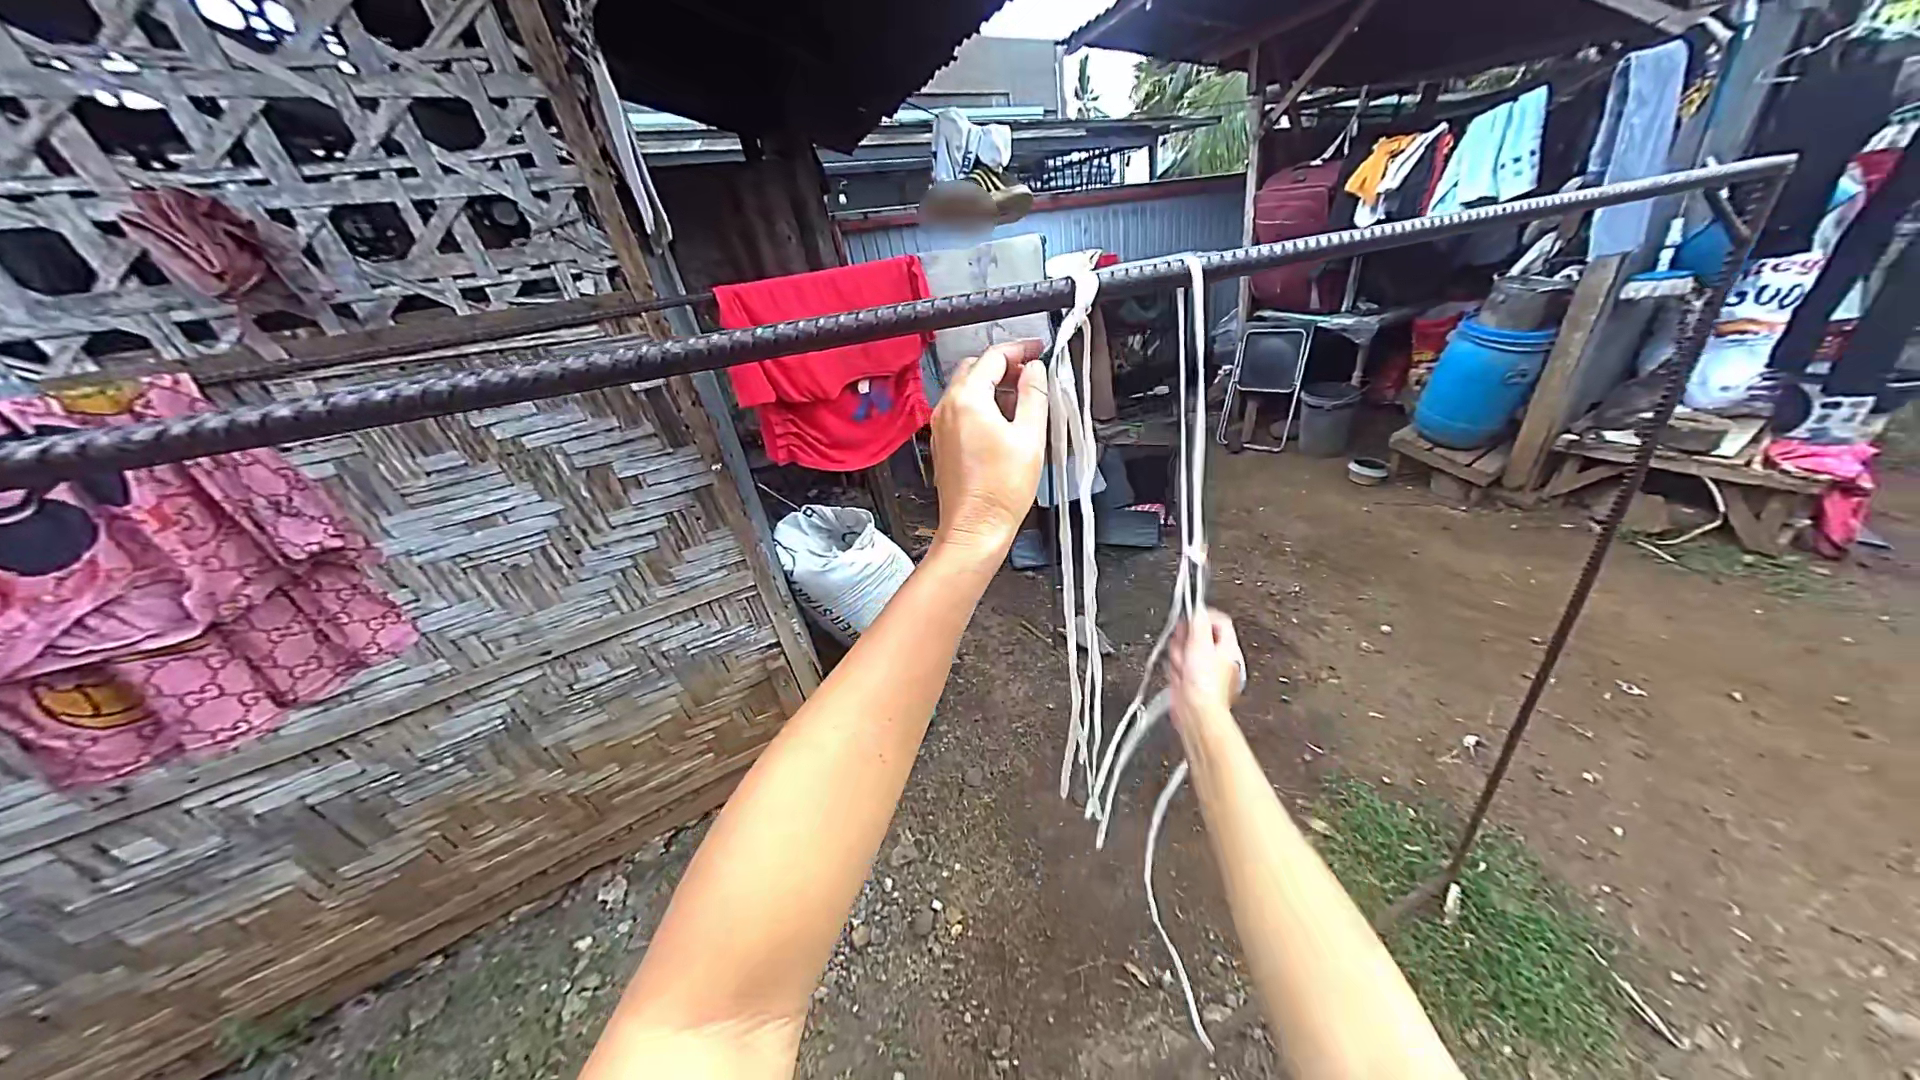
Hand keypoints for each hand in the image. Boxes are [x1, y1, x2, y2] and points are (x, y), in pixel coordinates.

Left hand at [929, 340, 1047, 556]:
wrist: (975, 528)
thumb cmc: (999, 491)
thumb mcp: (1030, 436)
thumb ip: (1034, 394)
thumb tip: (1035, 370)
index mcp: (968, 400)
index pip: (993, 356)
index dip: (1020, 348)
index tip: (1037, 349)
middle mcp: (947, 409)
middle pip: (975, 368)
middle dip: (1004, 365)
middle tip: (1031, 372)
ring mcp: (941, 427)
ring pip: (966, 389)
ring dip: (992, 385)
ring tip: (1022, 399)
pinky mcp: (943, 444)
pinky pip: (961, 411)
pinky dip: (981, 405)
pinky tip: (1003, 422)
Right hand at [1168, 608, 1245, 736]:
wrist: (1196, 711)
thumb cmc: (1206, 685)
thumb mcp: (1201, 645)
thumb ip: (1198, 623)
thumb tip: (1197, 608)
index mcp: (1227, 647)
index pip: (1218, 621)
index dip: (1202, 615)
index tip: (1189, 617)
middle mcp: (1217, 656)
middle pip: (1196, 633)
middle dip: (1185, 639)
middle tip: (1185, 647)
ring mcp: (1203, 667)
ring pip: (1184, 648)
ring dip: (1178, 655)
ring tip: (1183, 666)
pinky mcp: (1189, 677)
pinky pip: (1176, 663)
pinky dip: (1174, 667)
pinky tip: (1179, 675)